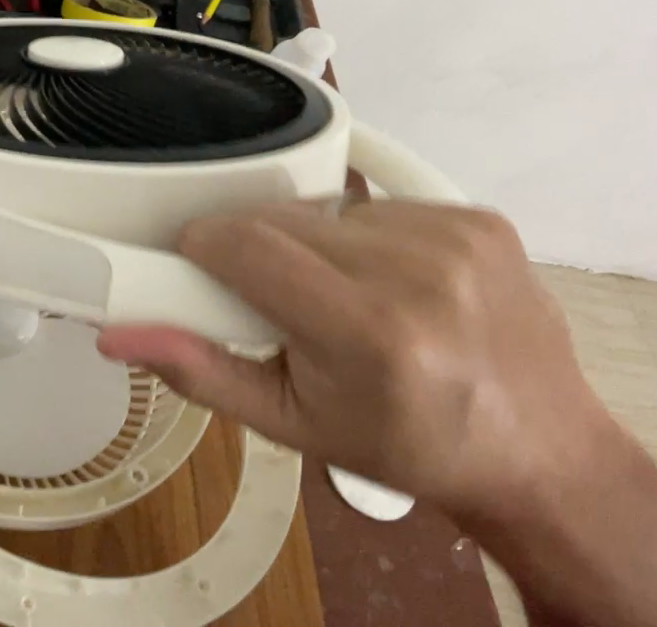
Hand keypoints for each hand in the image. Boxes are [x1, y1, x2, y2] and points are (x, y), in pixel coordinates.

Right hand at [98, 200, 617, 518]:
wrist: (544, 455)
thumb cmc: (404, 446)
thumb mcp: (287, 422)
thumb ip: (197, 370)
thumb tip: (113, 333)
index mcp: (369, 332)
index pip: (244, 243)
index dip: (201, 246)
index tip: (197, 268)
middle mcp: (418, 271)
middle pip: (278, 219)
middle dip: (251, 248)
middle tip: (266, 297)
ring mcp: (457, 237)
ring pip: (323, 207)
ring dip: (307, 241)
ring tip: (332, 292)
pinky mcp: (480, 218)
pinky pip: (375, 202)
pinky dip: (359, 233)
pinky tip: (381, 276)